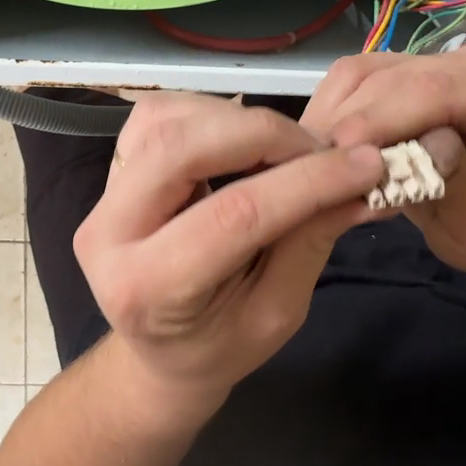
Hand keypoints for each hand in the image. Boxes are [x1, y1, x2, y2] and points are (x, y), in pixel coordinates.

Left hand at [73, 94, 385, 398]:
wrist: (159, 351)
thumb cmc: (221, 344)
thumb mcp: (277, 312)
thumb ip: (310, 242)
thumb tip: (364, 181)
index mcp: (148, 289)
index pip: (233, 215)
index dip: (306, 181)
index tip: (366, 163)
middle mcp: (107, 236)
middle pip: (181, 149)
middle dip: (265, 134)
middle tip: (321, 148)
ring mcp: (99, 197)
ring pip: (165, 121)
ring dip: (236, 120)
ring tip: (285, 148)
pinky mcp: (108, 170)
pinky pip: (157, 116)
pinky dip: (209, 113)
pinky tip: (242, 139)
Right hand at [302, 42, 465, 274]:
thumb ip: (458, 184)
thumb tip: (408, 151)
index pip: (438, 89)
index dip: (381, 117)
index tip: (336, 155)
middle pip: (394, 77)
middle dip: (348, 122)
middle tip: (309, 173)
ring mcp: (440, 62)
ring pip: (365, 73)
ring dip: (332, 117)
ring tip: (313, 165)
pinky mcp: (409, 73)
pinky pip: (357, 81)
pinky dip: (333, 113)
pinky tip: (323, 152)